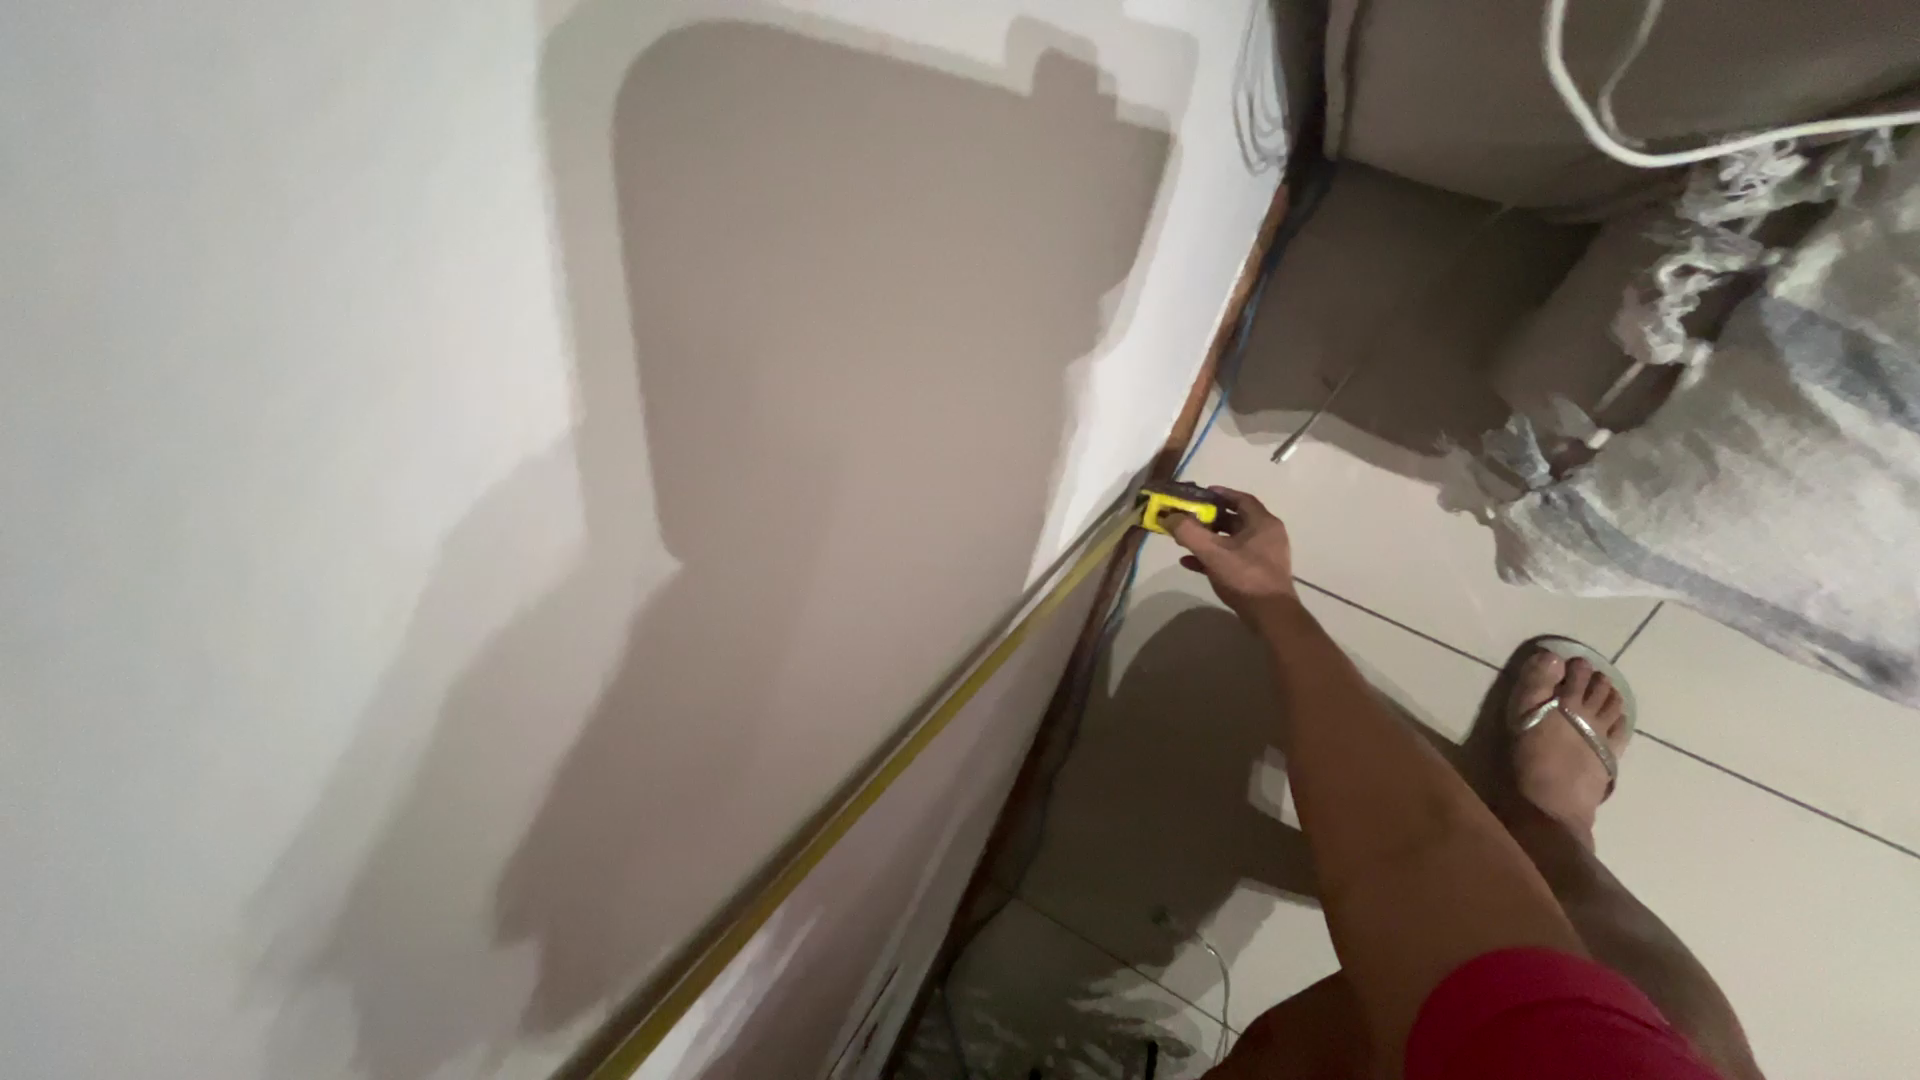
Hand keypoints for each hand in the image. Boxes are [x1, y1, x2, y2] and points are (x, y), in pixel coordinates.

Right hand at [1164, 486, 1297, 625]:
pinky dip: (1213, 556)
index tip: (1201, 494)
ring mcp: (1263, 556)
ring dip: (1208, 538)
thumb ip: (1188, 532)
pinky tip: (1190, 562)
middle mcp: (1266, 535)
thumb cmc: (1245, 576)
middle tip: (1188, 517)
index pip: (1241, 499)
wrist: (1270, 614)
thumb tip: (1169, 517)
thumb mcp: (1212, 551)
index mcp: (1262, 523)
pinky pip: (1232, 558)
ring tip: (1185, 540)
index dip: (1221, 494)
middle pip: (1235, 520)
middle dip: (1209, 518)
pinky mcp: (1257, 573)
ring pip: (1232, 540)